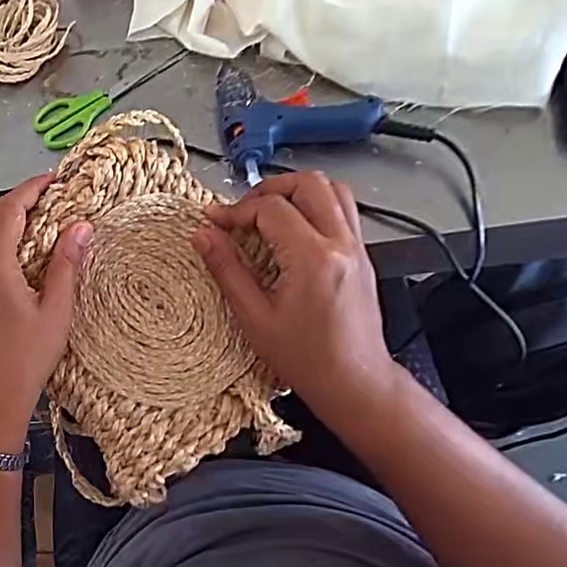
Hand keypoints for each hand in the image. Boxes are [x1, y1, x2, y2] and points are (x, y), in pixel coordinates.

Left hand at [0, 174, 92, 447]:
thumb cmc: (27, 362)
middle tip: (40, 204)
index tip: (49, 181)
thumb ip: (66, 266)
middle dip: (11, 202)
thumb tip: (81, 227)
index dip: (30, 189)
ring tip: (27, 234)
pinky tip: (5, 267)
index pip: (8, 213)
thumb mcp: (57, 314)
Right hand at [193, 171, 402, 424]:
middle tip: (242, 211)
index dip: (236, 210)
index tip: (215, 222)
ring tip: (268, 214)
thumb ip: (227, 270)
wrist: (353, 382)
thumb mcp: (254, 318)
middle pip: (308, 183)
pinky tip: (292, 232)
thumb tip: (204, 237)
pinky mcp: (362, 256)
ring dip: (296, 192)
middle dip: (268, 190)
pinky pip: (343, 211)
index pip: (270, 208)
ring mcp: (356, 248)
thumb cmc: (308, 359)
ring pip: (333, 189)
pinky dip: (315, 207)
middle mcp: (340, 246)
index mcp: (312, 260)